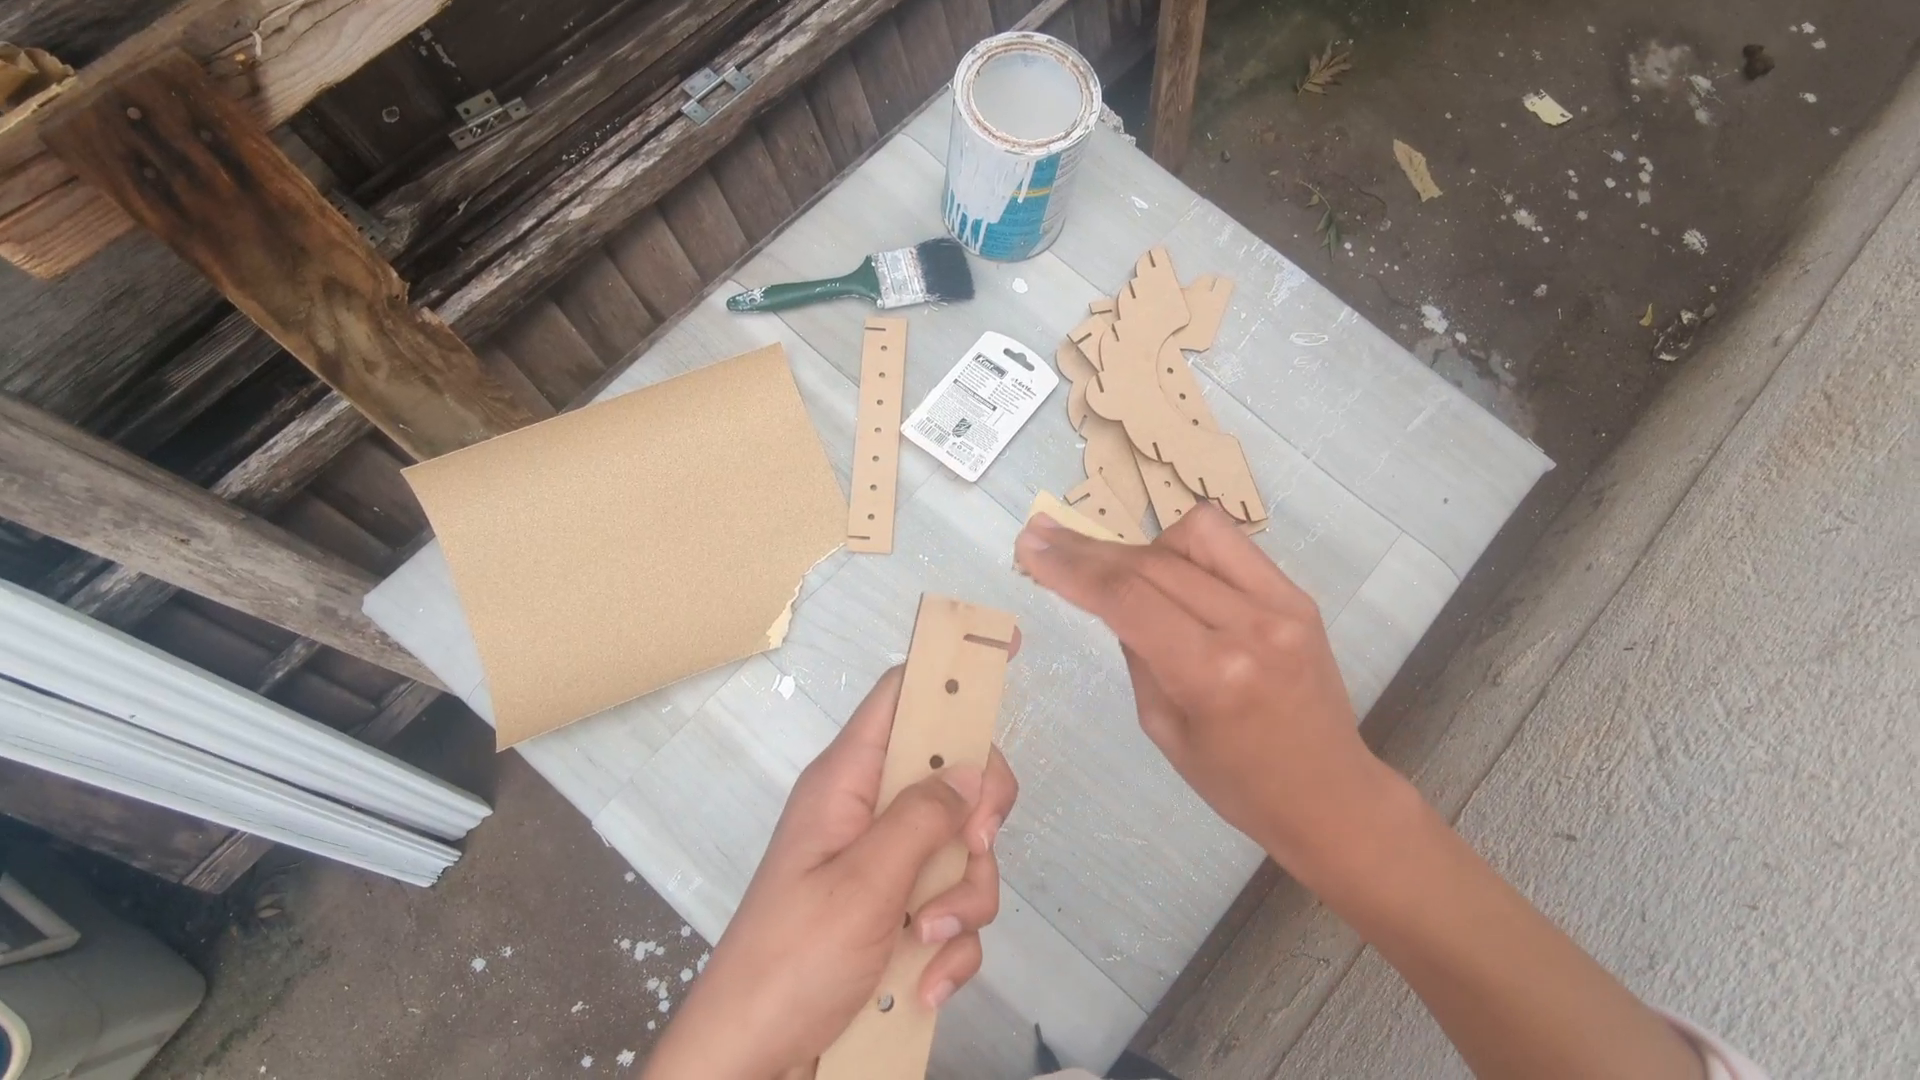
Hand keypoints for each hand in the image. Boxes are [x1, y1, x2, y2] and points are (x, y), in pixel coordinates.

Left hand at [644, 665, 1018, 1079]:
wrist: (755, 1064)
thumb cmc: (792, 962)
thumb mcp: (863, 884)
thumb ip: (923, 818)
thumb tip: (971, 768)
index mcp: (847, 781)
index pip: (901, 696)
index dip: (950, 670)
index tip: (1009, 654)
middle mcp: (870, 812)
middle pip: (954, 773)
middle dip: (978, 817)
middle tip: (976, 844)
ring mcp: (888, 865)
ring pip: (963, 850)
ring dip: (963, 902)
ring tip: (924, 943)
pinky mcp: (900, 915)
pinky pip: (953, 909)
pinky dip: (951, 948)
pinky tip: (925, 983)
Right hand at [1014, 503, 1393, 876]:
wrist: (1330, 794)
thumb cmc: (1235, 783)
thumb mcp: (1162, 727)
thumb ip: (1137, 652)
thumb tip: (1112, 597)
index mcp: (1210, 674)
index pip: (1126, 598)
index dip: (1070, 567)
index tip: (1030, 546)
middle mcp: (1250, 627)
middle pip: (1150, 562)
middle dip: (1088, 548)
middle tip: (1045, 535)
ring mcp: (1283, 605)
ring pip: (1195, 534)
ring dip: (1145, 544)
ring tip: (1125, 570)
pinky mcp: (1298, 596)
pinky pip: (1230, 546)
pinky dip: (1187, 549)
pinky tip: (1169, 568)